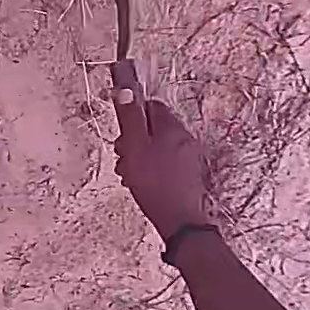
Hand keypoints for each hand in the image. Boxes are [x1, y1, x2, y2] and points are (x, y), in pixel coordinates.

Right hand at [114, 98, 208, 238]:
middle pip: (152, 127)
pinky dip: (150, 168)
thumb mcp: (134, 146)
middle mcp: (183, 138)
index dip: (132, 117)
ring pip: (156, 146)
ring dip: (139, 156)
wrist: (178, 219)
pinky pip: (164, 162)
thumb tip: (125, 90)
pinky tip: (142, 182)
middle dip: (133, 139)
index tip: (122, 132)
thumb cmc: (154, 182)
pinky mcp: (186, 174)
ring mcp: (187, 157)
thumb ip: (130, 117)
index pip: (150, 106)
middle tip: (123, 155)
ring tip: (130, 172)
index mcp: (171, 127)